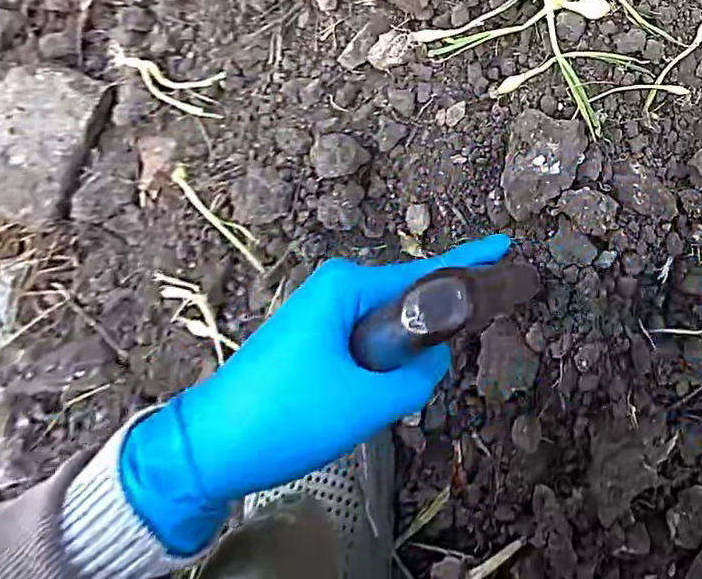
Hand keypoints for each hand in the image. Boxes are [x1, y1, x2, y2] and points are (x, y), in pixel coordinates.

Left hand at [119, 234, 511, 551]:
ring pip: (388, 320)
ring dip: (406, 344)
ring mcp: (320, 309)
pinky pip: (367, 333)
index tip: (505, 245)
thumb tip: (437, 360)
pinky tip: (385, 380)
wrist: (196, 457)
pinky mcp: (311, 334)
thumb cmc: (279, 419)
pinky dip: (384, 352)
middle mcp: (335, 286)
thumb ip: (419, 379)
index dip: (471, 260)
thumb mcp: (365, 404)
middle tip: (460, 336)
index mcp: (346, 286)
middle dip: (436, 317)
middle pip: (409, 295)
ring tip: (404, 380)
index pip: (426, 270)